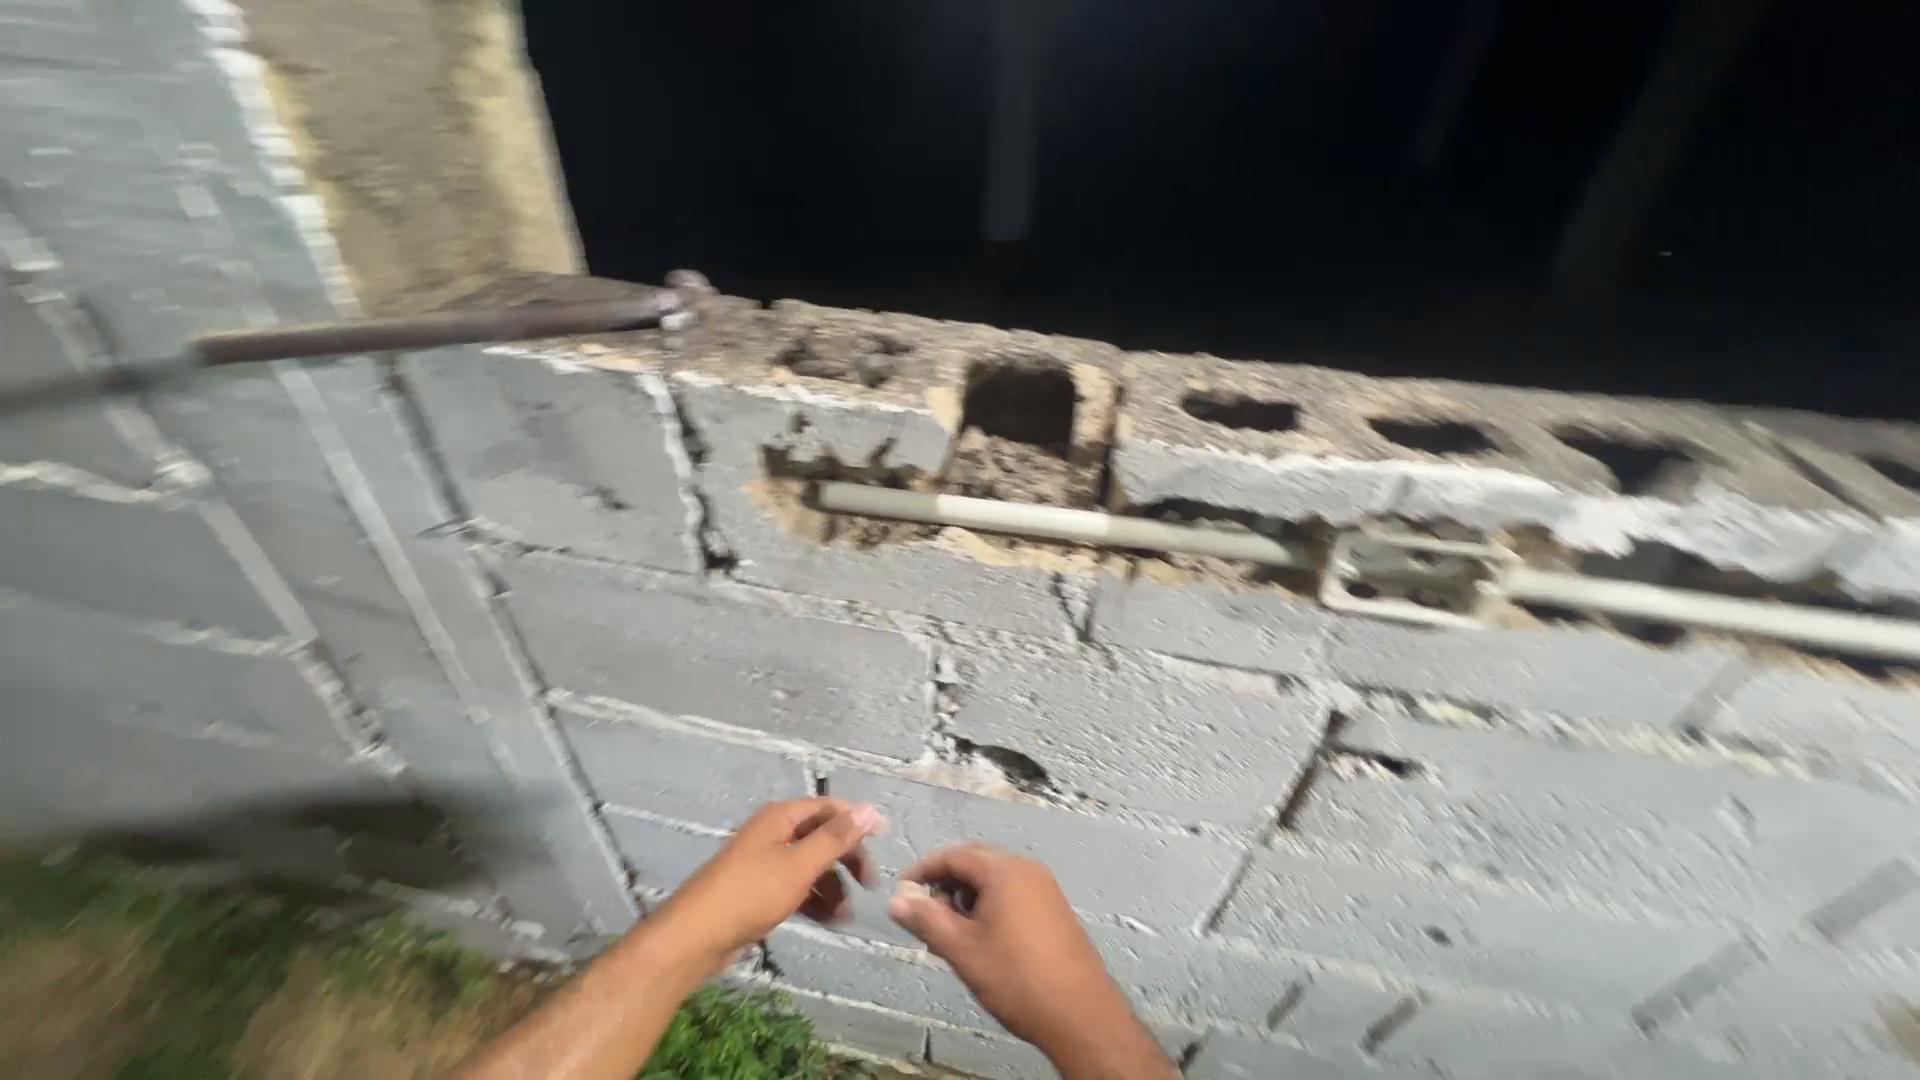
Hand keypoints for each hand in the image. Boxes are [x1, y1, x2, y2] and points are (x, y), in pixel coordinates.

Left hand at [651, 798, 882, 976]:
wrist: (695, 938)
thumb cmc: (750, 893)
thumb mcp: (799, 865)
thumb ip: (835, 838)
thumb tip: (868, 809)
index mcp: (781, 817)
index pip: (829, 807)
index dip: (857, 819)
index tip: (884, 838)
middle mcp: (774, 833)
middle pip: (822, 837)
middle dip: (847, 859)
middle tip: (869, 885)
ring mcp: (766, 863)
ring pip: (811, 866)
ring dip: (833, 886)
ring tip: (846, 915)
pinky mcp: (760, 891)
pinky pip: (797, 888)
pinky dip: (815, 900)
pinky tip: (830, 921)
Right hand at [887, 843, 1175, 1079]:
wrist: (1079, 1013)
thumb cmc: (1015, 977)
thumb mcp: (962, 949)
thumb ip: (927, 920)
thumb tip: (896, 899)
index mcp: (1004, 870)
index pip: (954, 855)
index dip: (924, 870)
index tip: (902, 891)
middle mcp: (1026, 868)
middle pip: (976, 861)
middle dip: (946, 882)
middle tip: (924, 912)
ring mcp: (1045, 887)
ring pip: (995, 878)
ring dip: (967, 895)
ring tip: (951, 931)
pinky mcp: (1054, 908)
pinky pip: (1013, 891)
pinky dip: (990, 903)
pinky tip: (982, 936)